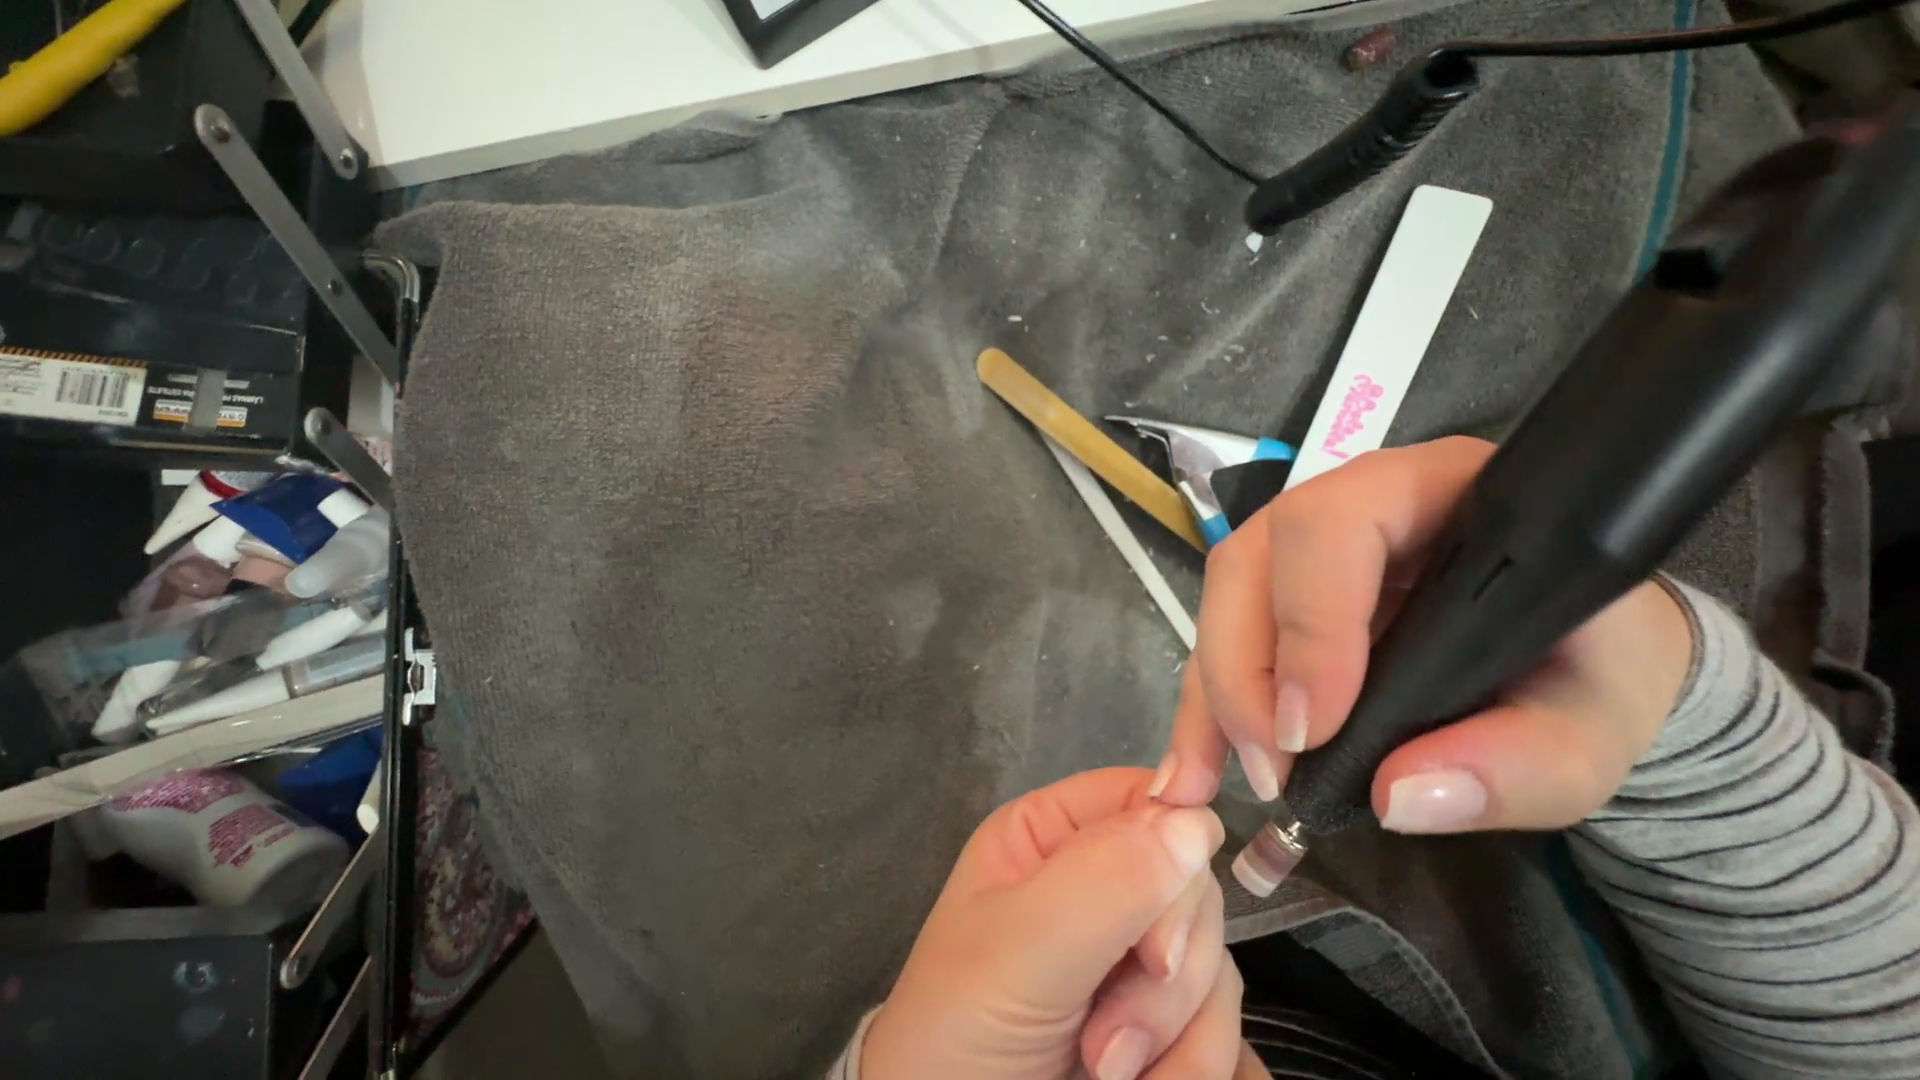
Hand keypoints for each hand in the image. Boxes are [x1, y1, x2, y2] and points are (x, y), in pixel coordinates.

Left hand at [861, 768, 1247, 1079]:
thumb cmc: (960, 1034)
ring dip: (1177, 1040)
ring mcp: (1136, 962)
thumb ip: (1103, 880)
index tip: (1158, 942)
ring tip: (1105, 1073)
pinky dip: (1201, 1068)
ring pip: (1218, 970)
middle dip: (1163, 978)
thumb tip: (1196, 822)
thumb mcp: (1016, 950)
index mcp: (1052, 838)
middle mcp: (1101, 887)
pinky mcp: (1170, 1029)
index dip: (1175, 856)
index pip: (1150, 801)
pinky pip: (1231, 1033)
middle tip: (1104, 1038)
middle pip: (1194, 892)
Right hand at [1151, 436, 1696, 832]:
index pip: (1336, 524)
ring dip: (1214, 693)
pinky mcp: (1280, 599)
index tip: (1310, 729)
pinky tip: (1192, 766)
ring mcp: (1306, 550)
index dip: (1308, 619)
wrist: (1571, 659)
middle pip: (1252, 558)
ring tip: (1225, 778)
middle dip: (1242, 669)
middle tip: (1268, 769)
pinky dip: (1204, 706)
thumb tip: (1398, 796)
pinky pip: (1221, 640)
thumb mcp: (1591, 724)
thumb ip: (1522, 761)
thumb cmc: (1589, 666)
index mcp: (1439, 493)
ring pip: (1223, 597)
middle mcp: (1352, 506)